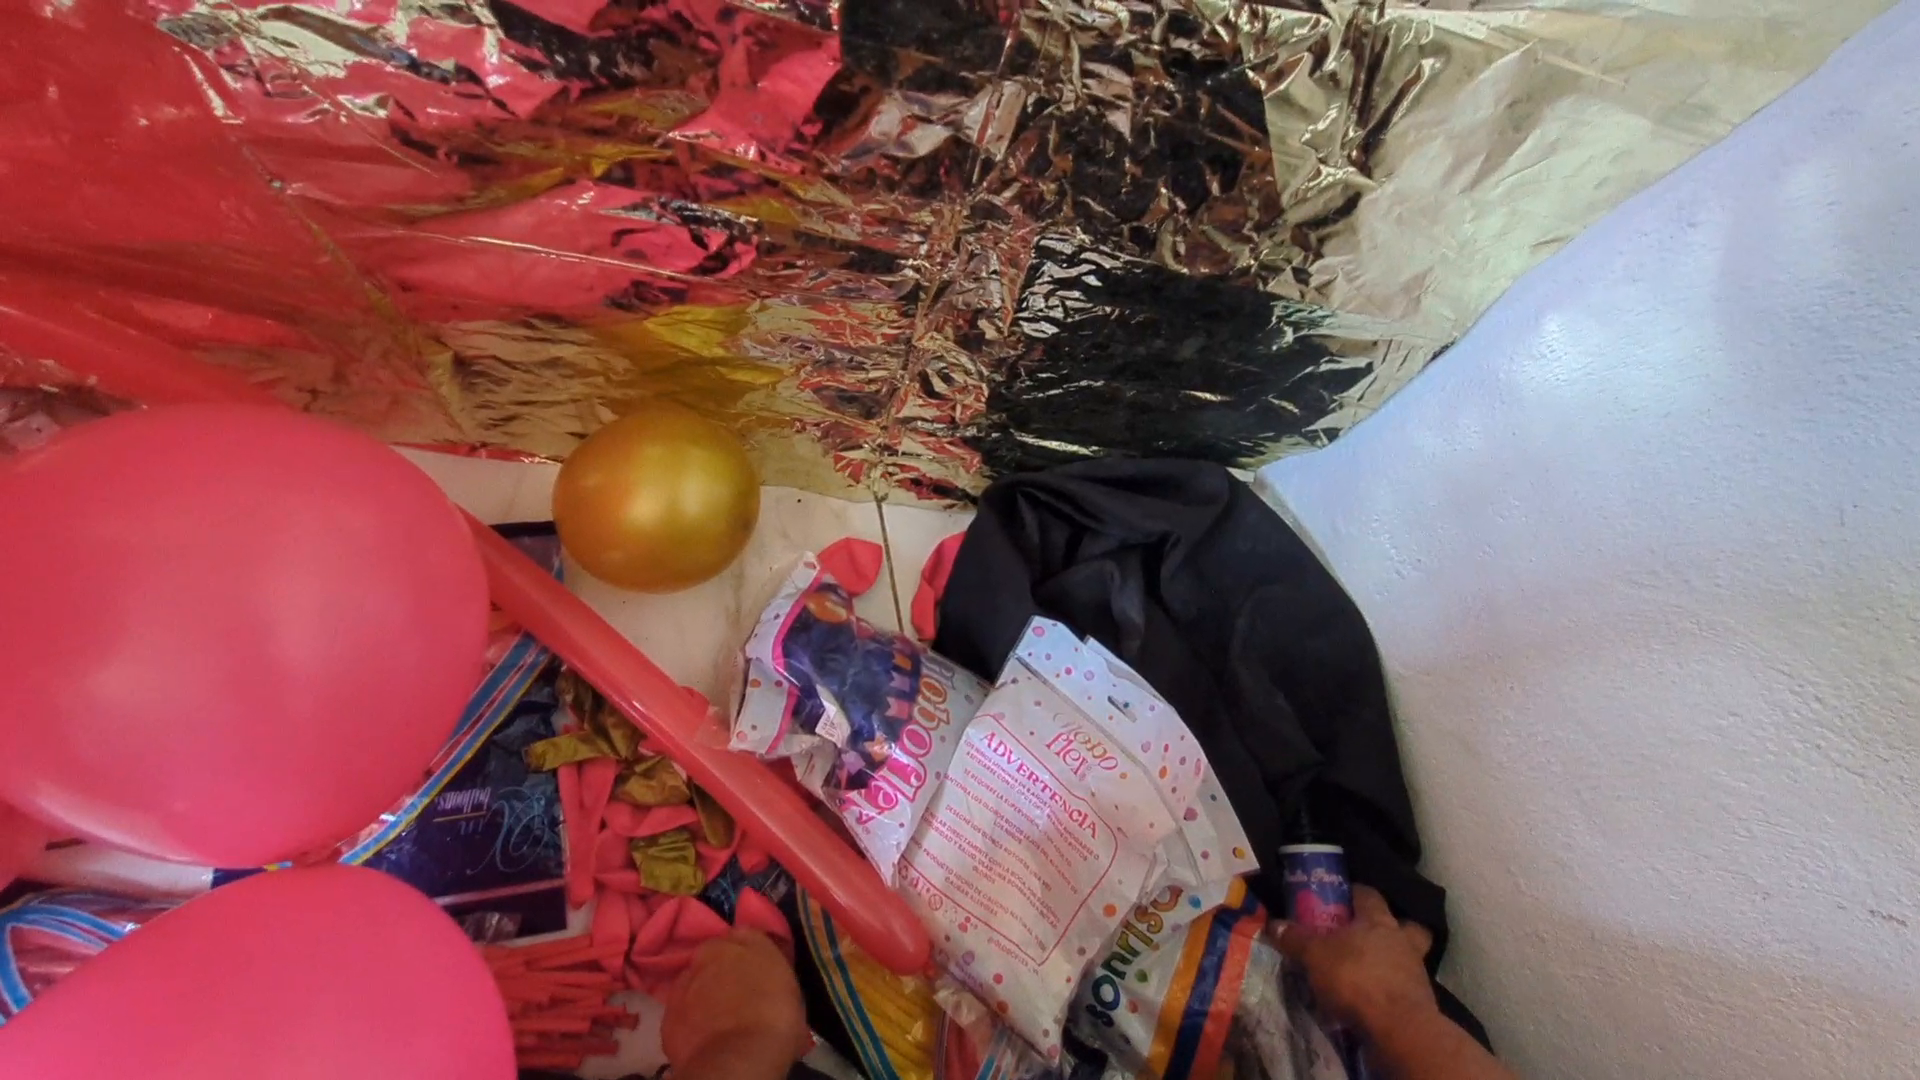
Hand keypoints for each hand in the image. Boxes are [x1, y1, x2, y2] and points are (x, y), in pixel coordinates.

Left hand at [663, 928, 809, 1077]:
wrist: (740, 1057)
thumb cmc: (777, 1017)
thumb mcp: (788, 985)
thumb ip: (770, 971)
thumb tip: (764, 978)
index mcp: (749, 939)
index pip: (746, 936)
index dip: (748, 955)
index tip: (754, 971)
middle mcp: (714, 951)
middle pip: (714, 956)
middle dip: (721, 970)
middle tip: (735, 994)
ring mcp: (686, 981)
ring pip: (693, 982)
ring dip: (702, 993)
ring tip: (716, 1018)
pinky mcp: (668, 1015)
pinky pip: (680, 1012)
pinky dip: (688, 1020)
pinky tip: (701, 1036)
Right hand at [1272, 884, 1438, 1037]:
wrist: (1400, 1031)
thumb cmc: (1356, 978)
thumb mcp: (1314, 955)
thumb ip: (1295, 938)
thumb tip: (1274, 924)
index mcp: (1378, 921)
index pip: (1369, 895)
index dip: (1355, 893)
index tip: (1341, 897)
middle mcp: (1402, 941)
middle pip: (1406, 926)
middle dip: (1390, 929)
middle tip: (1367, 935)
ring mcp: (1416, 974)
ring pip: (1406, 958)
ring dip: (1390, 963)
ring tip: (1365, 972)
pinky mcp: (1422, 1005)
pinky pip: (1404, 989)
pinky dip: (1390, 991)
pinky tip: (1372, 1000)